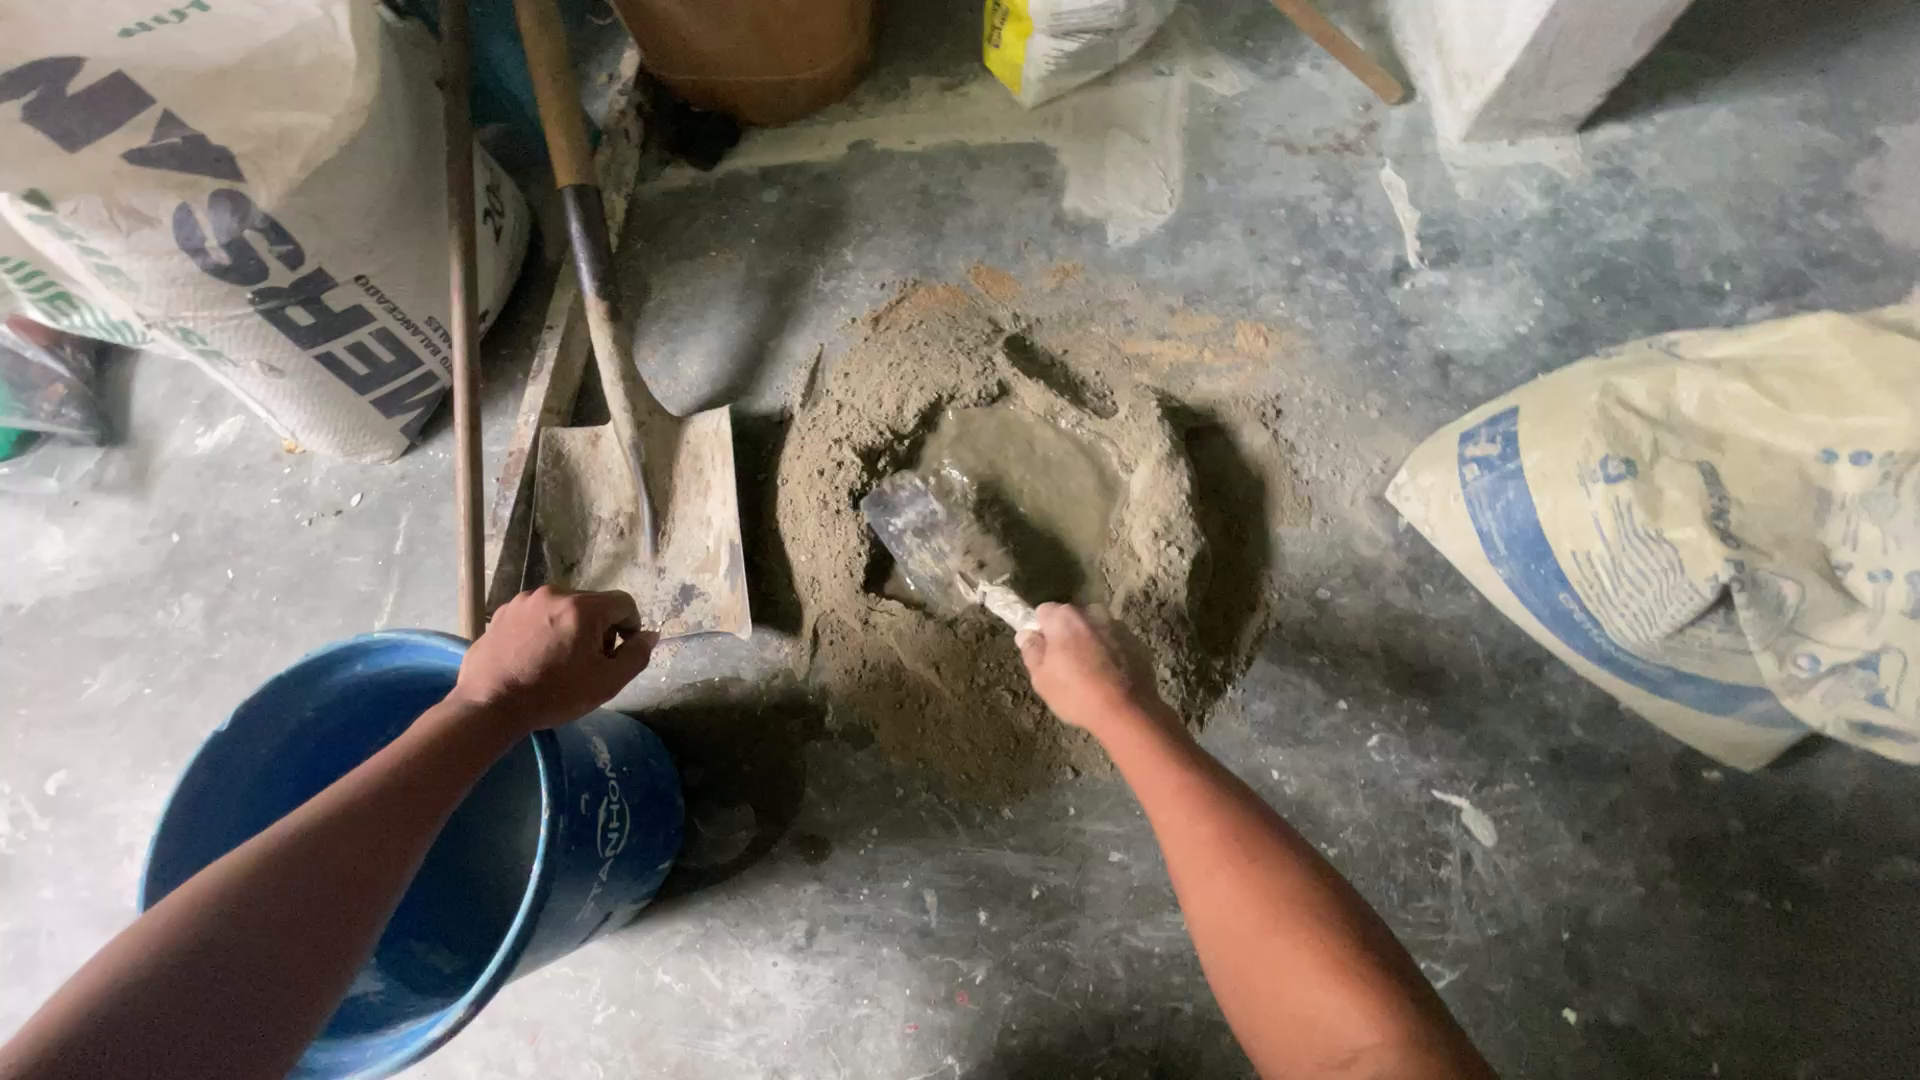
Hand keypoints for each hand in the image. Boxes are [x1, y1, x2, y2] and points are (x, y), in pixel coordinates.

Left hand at [451, 586, 656, 731]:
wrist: (488, 706)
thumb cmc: (554, 695)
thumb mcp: (608, 682)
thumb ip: (637, 655)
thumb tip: (649, 635)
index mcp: (583, 608)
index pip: (624, 603)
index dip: (630, 627)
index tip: (617, 654)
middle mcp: (556, 594)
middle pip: (594, 604)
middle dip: (600, 629)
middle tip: (588, 662)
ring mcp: (525, 600)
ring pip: (565, 608)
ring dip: (571, 627)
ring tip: (559, 659)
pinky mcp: (503, 612)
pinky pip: (538, 613)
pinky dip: (545, 628)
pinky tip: (535, 655)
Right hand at [1015, 603, 1179, 740]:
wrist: (1127, 711)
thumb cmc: (1076, 693)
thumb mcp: (1041, 678)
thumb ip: (1031, 650)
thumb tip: (1025, 634)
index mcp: (1065, 618)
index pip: (1044, 610)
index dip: (1041, 629)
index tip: (1043, 650)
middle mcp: (1092, 613)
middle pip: (1072, 618)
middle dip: (1066, 634)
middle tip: (1064, 663)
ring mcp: (1118, 626)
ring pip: (1095, 629)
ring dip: (1090, 642)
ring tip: (1090, 672)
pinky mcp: (1136, 642)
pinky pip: (1115, 642)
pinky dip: (1110, 652)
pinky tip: (1109, 676)